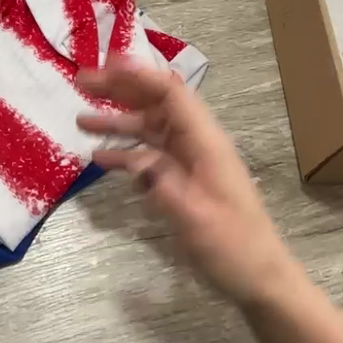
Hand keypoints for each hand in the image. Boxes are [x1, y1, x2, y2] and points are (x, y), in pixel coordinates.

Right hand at [77, 62, 301, 305]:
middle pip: (156, 102)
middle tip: (83, 82)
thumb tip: (134, 161)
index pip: (170, 92)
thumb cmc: (233, 245)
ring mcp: (189, 158)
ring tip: (82, 118)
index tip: (106, 64)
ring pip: (149, 127)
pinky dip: (125, 152)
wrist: (260, 277)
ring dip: (118, 121)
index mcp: (205, 139)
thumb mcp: (196, 217)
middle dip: (121, 89)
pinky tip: (100, 158)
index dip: (139, 75)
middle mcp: (196, 140)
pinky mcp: (183, 178)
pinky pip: (150, 154)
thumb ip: (163, 185)